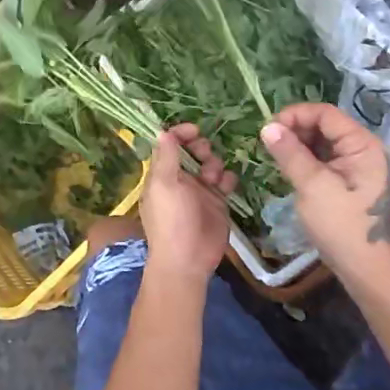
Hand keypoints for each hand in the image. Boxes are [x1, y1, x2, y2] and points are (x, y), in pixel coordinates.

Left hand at [139, 124, 237, 279]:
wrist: (189, 259)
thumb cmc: (172, 220)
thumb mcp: (164, 185)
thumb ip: (167, 157)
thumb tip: (163, 131)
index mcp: (162, 174)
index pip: (170, 144)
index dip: (181, 133)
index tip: (195, 130)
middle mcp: (181, 179)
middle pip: (193, 151)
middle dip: (201, 148)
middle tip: (205, 156)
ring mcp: (200, 190)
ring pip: (211, 163)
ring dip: (215, 163)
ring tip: (214, 178)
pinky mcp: (218, 202)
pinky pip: (225, 180)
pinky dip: (228, 178)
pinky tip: (226, 186)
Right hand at [259, 103, 389, 269]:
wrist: (364, 267)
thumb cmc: (340, 224)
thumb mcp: (312, 186)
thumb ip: (290, 153)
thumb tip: (268, 126)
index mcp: (362, 144)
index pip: (326, 114)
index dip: (296, 115)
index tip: (268, 128)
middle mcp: (362, 149)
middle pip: (325, 126)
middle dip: (295, 129)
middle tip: (267, 142)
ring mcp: (356, 166)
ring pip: (322, 143)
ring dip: (298, 145)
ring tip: (274, 154)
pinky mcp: (348, 181)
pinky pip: (324, 160)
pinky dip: (305, 160)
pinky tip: (287, 167)